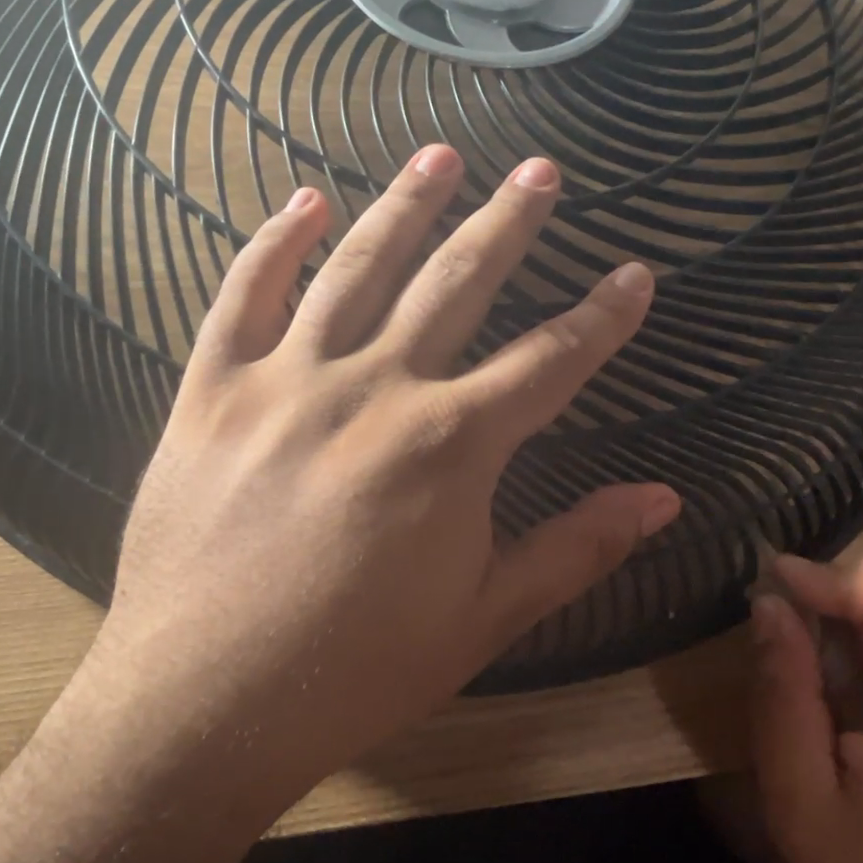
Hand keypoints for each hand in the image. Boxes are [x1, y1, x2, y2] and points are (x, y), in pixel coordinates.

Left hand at [97, 144, 679, 796]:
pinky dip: (273, 244)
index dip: (603, 316)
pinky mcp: (211, 391)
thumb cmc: (357, 671)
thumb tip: (662, 500)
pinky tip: (303, 202)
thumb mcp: (485, 619)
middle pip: (456, 283)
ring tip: (441, 153)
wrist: (200, 709)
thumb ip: (576, 548)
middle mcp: (374, 388)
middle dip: (508, 222)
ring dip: (405, 205)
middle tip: (542, 170)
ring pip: (355, 267)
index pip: (550, 360)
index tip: (635, 274)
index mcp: (449, 444)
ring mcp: (286, 380)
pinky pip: (243, 297)